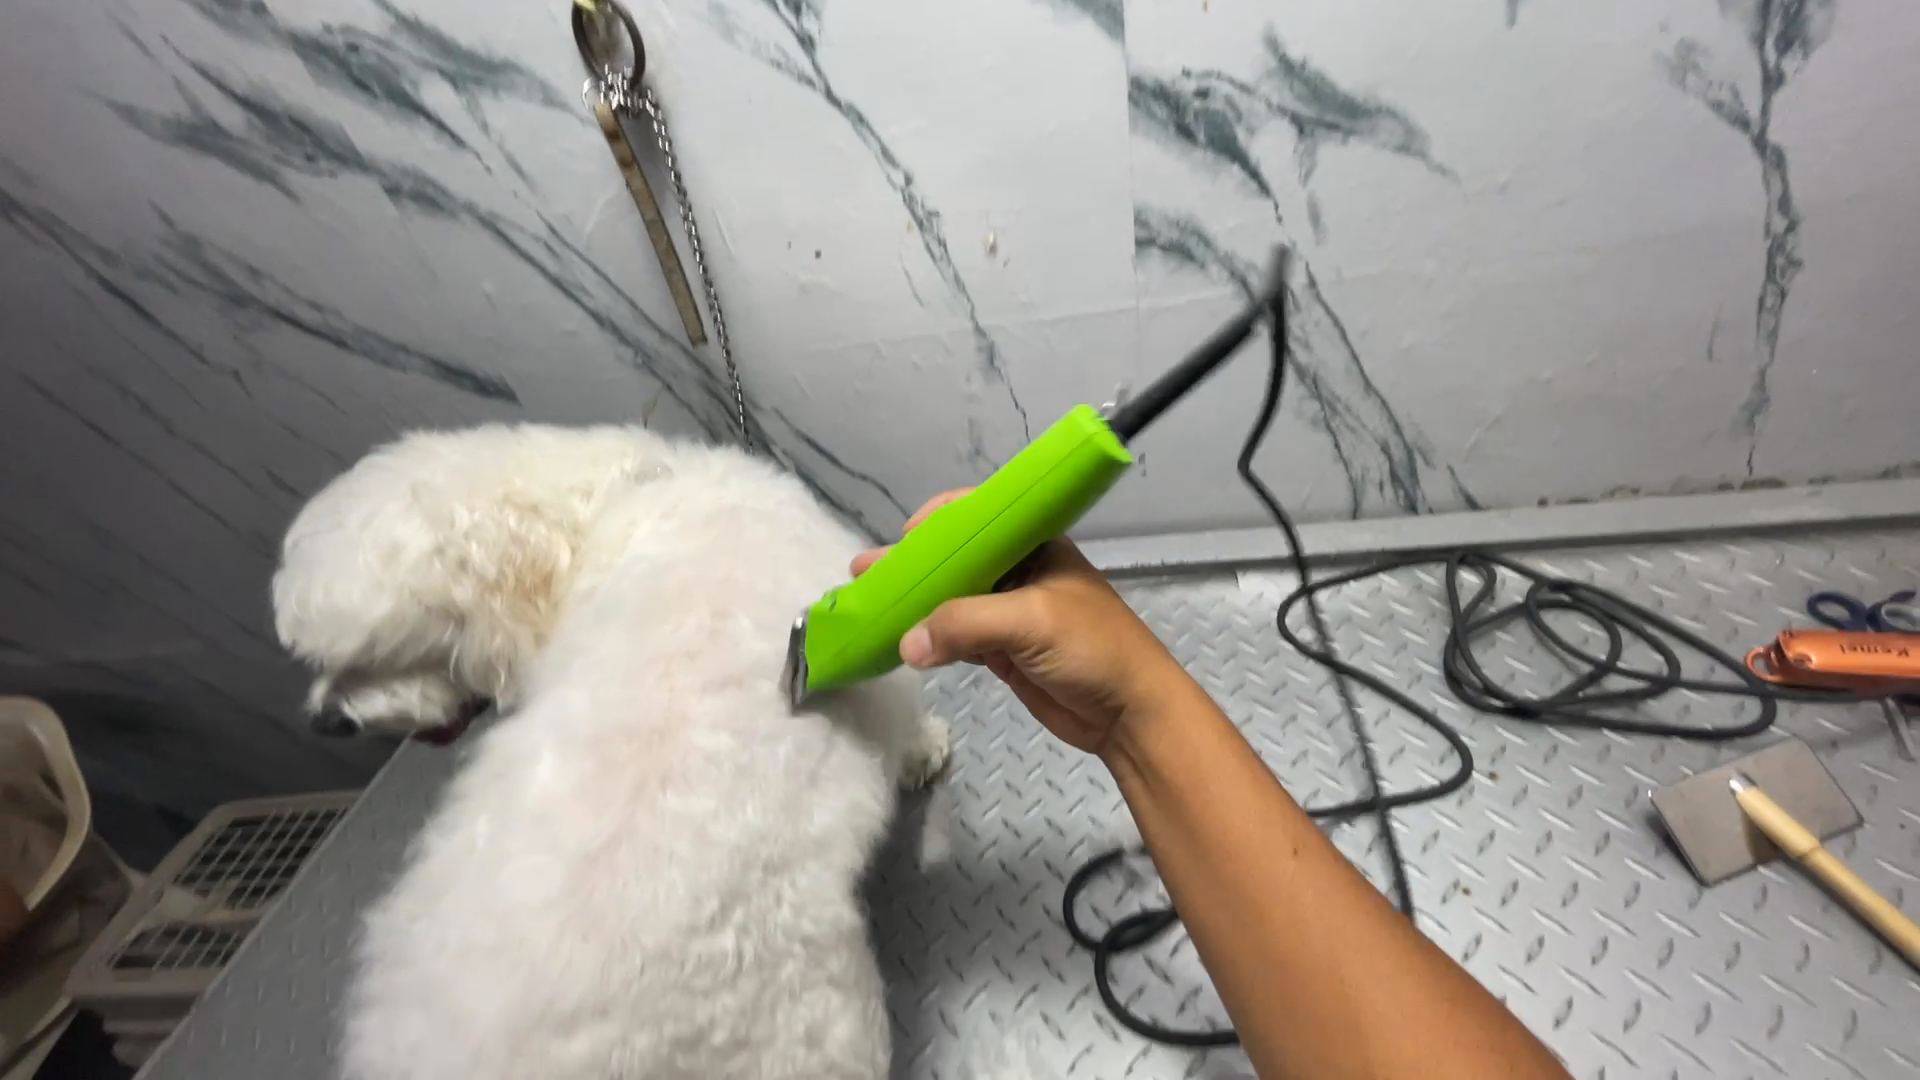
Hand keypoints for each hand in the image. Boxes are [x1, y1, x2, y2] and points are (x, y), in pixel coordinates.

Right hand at [852, 490, 1193, 754]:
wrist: (1130, 713)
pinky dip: (928, 638)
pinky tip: (897, 642)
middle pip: (955, 559)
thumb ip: (966, 625)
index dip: (938, 522)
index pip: (978, 516)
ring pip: (950, 599)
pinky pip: (954, 635)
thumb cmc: (1093, 648)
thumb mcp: (1031, 621)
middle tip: (863, 573)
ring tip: (868, 606)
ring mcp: (1007, 611)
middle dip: (911, 565)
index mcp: (1033, 545)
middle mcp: (1018, 570)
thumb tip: (904, 644)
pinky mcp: (1001, 648)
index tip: (905, 539)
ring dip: (912, 603)